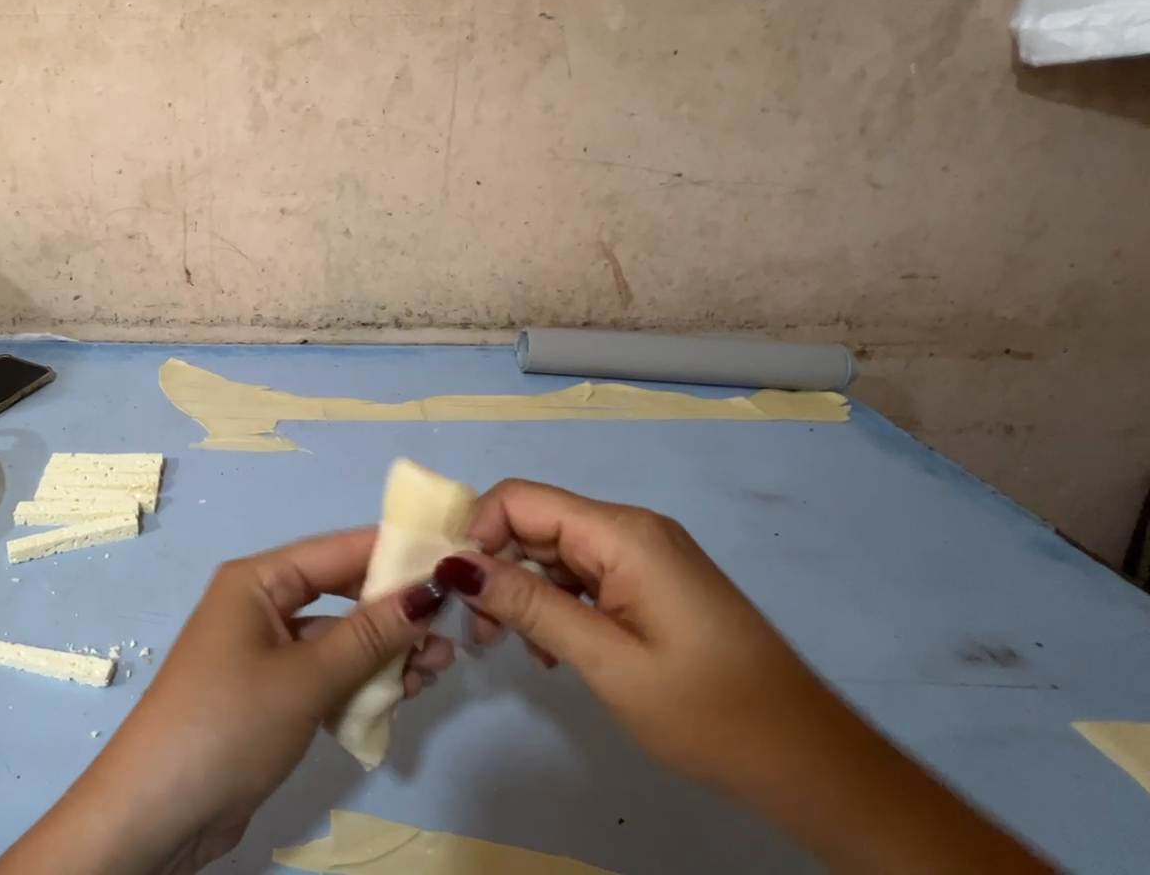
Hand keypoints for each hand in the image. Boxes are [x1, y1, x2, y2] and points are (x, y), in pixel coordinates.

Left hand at [0, 529, 453, 874]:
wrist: (160, 808)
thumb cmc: (229, 722)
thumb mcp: (306, 676)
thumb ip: (369, 635)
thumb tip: (427, 589)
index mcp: (257, 580)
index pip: (336, 551)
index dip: (393, 551)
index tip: (452, 558)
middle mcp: (261, 605)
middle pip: (340, 593)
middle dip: (395, 610)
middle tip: (452, 628)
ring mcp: (265, 651)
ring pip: (339, 637)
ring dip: (385, 650)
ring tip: (436, 668)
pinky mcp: (272, 693)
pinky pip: (327, 672)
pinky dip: (362, 681)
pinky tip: (401, 694)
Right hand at [432, 479, 835, 791]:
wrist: (807, 759)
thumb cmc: (706, 710)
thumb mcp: (603, 658)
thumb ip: (527, 604)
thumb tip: (454, 564)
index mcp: (622, 534)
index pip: (519, 500)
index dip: (477, 533)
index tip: (457, 588)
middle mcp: (630, 529)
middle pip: (533, 523)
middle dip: (496, 568)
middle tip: (482, 632)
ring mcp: (643, 555)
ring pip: (552, 552)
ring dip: (522, 592)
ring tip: (517, 650)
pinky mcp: (649, 582)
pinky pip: (581, 575)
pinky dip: (555, 604)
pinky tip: (553, 651)